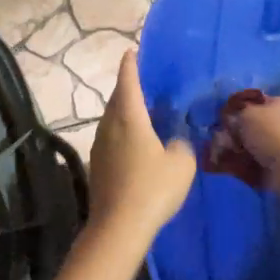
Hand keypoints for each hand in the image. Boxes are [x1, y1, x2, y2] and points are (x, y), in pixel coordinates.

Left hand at [88, 52, 196, 240]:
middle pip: (117, 100)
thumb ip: (181, 144)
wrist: (119, 226)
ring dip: (124, 112)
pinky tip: (136, 144)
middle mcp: (110, 127)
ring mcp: (100, 147)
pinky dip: (122, 133)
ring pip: (112, 120)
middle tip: (143, 83)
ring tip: (142, 112)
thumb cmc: (153, 188)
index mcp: (130, 118)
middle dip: (128, 88)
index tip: (131, 52)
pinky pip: (111, 139)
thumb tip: (174, 142)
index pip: (128, 82)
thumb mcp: (182, 163)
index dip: (131, 66)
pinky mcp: (98, 166)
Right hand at [231, 95, 279, 186]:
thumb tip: (232, 120)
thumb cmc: (272, 133)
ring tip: (222, 155)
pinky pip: (256, 164)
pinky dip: (242, 166)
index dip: (238, 109)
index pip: (257, 102)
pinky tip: (230, 168)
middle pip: (254, 126)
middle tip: (221, 139)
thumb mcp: (247, 114)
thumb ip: (236, 114)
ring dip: (236, 151)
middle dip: (235, 133)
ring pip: (253, 146)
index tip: (223, 119)